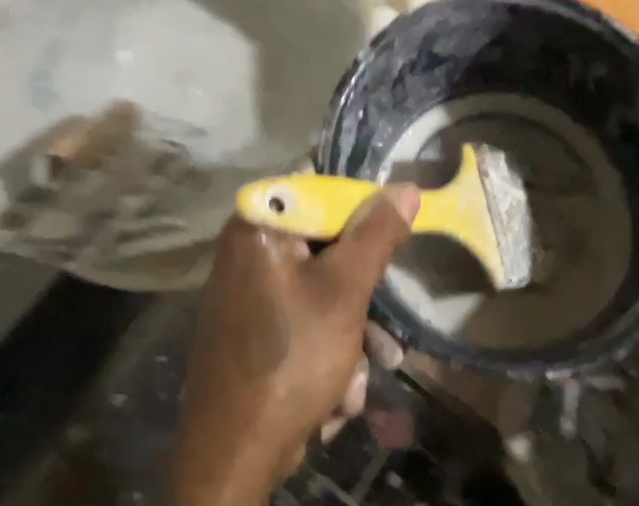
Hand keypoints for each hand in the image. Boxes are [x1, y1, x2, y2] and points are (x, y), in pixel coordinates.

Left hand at [172, 186, 420, 505]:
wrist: (232, 451)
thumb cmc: (292, 357)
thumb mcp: (345, 291)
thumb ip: (376, 233)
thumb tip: (406, 187)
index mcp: (259, 225)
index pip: (318, 186)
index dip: (362, 205)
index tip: (393, 231)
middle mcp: (246, 250)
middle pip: (324, 243)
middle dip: (364, 287)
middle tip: (389, 316)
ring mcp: (246, 292)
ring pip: (319, 288)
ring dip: (354, 327)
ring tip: (378, 364)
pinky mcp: (251, 330)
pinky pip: (302, 319)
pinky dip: (328, 348)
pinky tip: (342, 389)